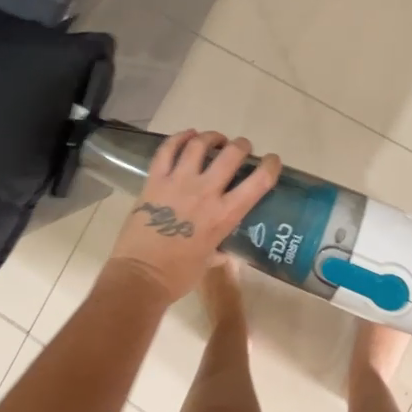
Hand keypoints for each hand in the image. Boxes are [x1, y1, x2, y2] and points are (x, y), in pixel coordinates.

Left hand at [105, 129, 280, 303]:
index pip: (258, 182)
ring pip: (199, 145)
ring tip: (214, 139)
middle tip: (240, 148)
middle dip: (240, 146)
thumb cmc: (178, 276)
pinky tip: (187, 135)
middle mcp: (205, 192)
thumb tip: (223, 251)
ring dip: (211, 137)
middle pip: (230, 154)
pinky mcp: (154, 180)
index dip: (270, 166)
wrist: (140, 276)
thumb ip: (218, 250)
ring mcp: (178, 183)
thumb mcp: (208, 262)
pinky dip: (179, 137)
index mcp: (224, 215)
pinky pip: (167, 150)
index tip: (272, 161)